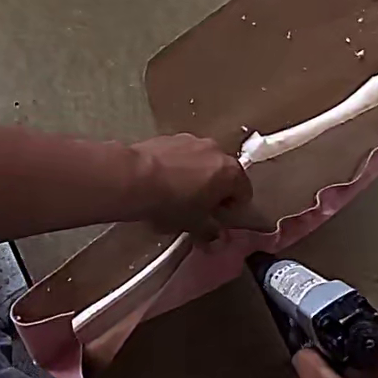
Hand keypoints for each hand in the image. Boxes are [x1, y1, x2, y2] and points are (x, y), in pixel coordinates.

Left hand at [130, 133, 253, 235]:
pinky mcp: (169, 137)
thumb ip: (210, 232)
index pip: (244, 193)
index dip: (232, 210)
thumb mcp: (193, 224)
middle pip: (223, 175)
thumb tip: (217, 240)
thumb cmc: (171, 203)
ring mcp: (192, 140)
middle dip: (213, 192)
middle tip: (196, 210)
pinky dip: (176, 167)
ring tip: (174, 195)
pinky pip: (181, 156)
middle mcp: (216, 150)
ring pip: (201, 163)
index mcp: (231, 172)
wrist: (133, 178)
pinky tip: (160, 182)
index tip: (216, 220)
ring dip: (195, 177)